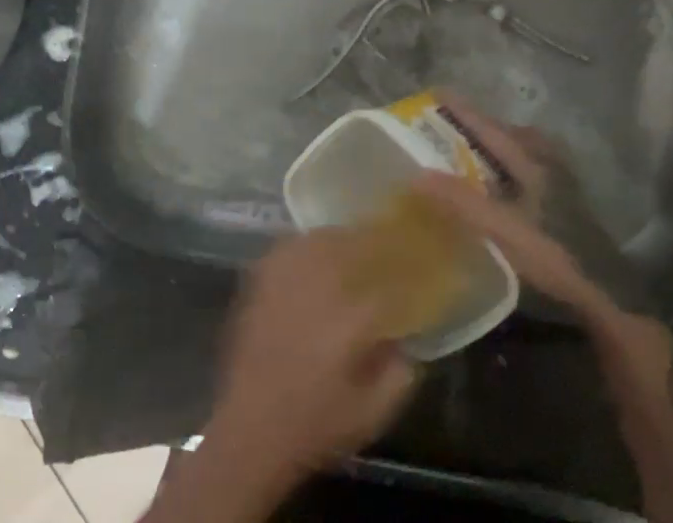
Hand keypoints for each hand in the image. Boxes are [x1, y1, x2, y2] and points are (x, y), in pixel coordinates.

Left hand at [208, 231, 418, 472]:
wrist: (250, 432)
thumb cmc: (316, 426)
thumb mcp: (374, 411)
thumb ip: (401, 370)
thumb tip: (408, 336)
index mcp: (350, 320)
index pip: (389, 278)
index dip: (408, 269)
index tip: (422, 269)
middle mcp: (315, 291)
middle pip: (351, 246)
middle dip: (374, 245)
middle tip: (388, 252)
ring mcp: (282, 284)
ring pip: (317, 241)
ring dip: (340, 240)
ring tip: (354, 247)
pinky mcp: (258, 286)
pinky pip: (287, 250)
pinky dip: (306, 247)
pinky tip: (316, 256)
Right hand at [416, 93, 616, 317]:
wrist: (607, 296)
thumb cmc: (554, 257)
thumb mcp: (502, 230)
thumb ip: (462, 202)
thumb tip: (417, 174)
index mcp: (534, 166)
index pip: (492, 130)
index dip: (464, 112)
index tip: (437, 92)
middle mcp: (550, 169)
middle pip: (515, 137)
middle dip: (485, 128)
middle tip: (454, 129)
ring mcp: (563, 190)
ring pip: (528, 155)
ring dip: (502, 150)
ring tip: (475, 158)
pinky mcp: (568, 211)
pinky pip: (533, 176)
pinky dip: (512, 173)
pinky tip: (501, 194)